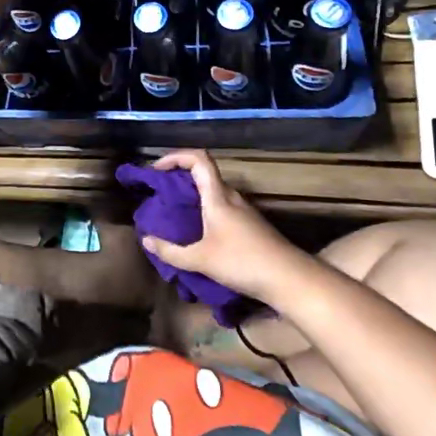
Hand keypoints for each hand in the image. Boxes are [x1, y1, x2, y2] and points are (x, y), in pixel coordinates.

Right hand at [142, 150, 308, 302]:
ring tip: (172, 216)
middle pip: (204, 174)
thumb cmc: (243, 262)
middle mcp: (231, 197)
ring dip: (192, 198)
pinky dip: (204, 212)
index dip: (176, 157)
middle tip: (159, 196)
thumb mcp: (201, 260)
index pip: (199, 159)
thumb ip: (171, 251)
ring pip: (213, 193)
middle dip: (179, 179)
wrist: (289, 278)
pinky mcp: (249, 226)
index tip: (156, 171)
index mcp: (218, 196)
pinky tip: (196, 235)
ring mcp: (243, 211)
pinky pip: (221, 209)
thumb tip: (146, 240)